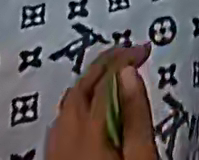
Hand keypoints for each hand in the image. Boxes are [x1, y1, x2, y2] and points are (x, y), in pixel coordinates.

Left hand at [47, 44, 156, 159]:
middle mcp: (65, 134)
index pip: (105, 79)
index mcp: (89, 128)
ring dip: (90, 82)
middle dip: (105, 64)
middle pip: (81, 87)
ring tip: (112, 76)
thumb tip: (129, 71)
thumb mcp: (141, 157)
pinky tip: (90, 109)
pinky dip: (78, 103)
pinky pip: (61, 121)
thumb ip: (135, 116)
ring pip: (68, 103)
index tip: (145, 50)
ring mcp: (54, 151)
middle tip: (128, 54)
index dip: (126, 58)